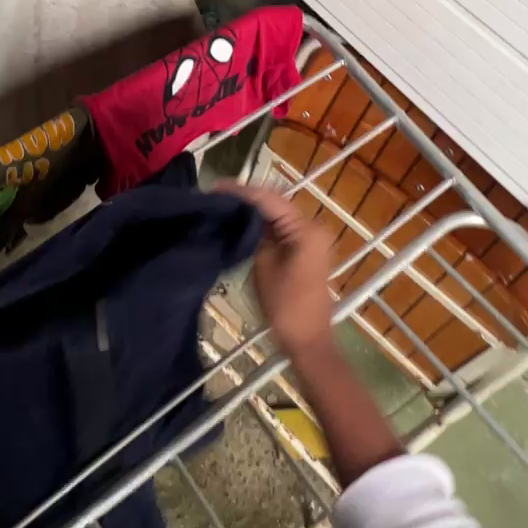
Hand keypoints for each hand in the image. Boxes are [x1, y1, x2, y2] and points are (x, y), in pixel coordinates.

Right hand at [228, 183, 334, 356]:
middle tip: (215, 195)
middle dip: (246, 197)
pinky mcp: (307, 248)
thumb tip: (241, 213)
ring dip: (253, 209)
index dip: (240, 191)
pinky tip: (241, 220)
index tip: (213, 187)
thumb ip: (254, 232)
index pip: (268, 199)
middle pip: (275, 202)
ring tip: (223, 204)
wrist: (308, 340)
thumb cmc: (285, 305)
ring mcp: (313, 238)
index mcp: (305, 229)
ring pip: (278, 213)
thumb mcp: (263, 264)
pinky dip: (263, 223)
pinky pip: (283, 227)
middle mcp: (313, 226)